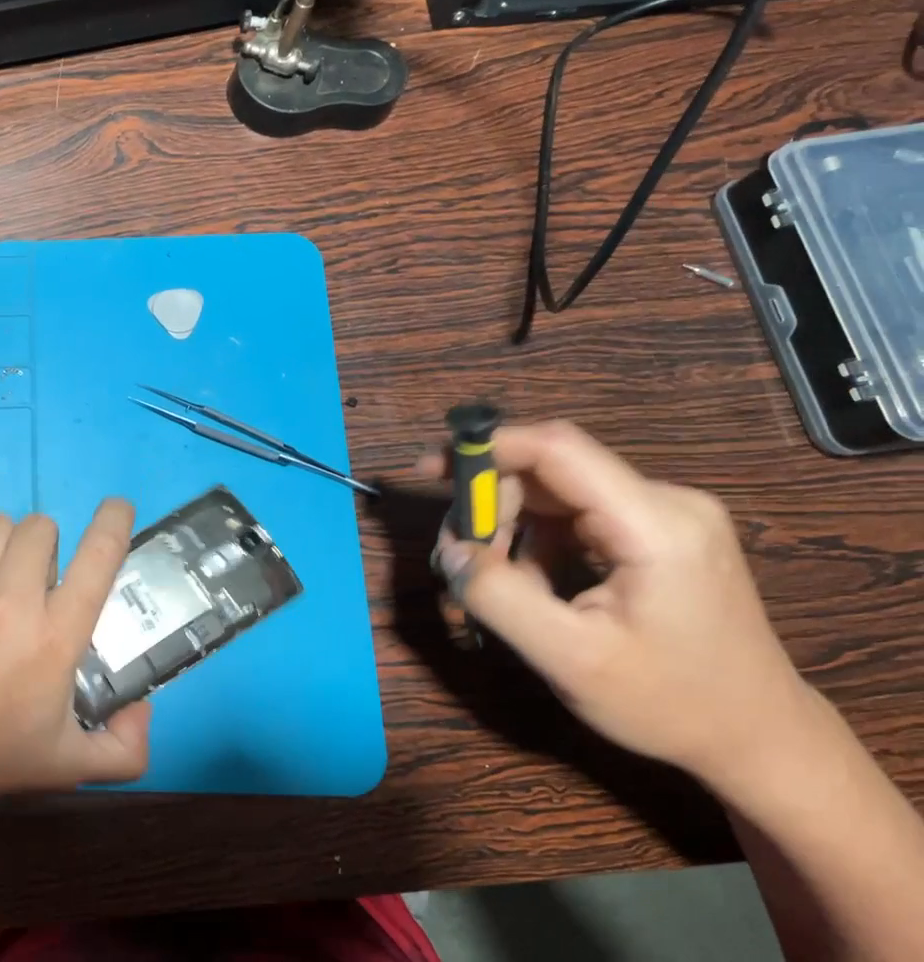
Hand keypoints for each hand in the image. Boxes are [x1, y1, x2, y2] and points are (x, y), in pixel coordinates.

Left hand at [0, 500, 151, 810]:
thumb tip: (141, 708)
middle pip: (42, 527)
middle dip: (51, 545)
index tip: (118, 507)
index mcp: (54, 637)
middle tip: (41, 582)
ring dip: (11, 541)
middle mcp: (12, 598)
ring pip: (0, 523)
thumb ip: (125, 750)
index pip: (97, 559)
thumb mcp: (66, 768)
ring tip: (3, 575)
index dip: (115, 523)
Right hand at [426, 421, 816, 786]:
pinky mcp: (656, 532)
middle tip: (457, 560)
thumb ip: (497, 597)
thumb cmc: (669, 703)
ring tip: (491, 582)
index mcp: (655, 524)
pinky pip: (572, 515)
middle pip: (547, 471)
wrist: (760, 739)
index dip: (484, 448)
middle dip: (489, 507)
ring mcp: (665, 515)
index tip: (427, 472)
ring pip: (553, 494)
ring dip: (507, 529)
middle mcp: (665, 502)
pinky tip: (529, 583)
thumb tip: (447, 551)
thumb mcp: (570, 658)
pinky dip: (534, 541)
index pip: (556, 448)